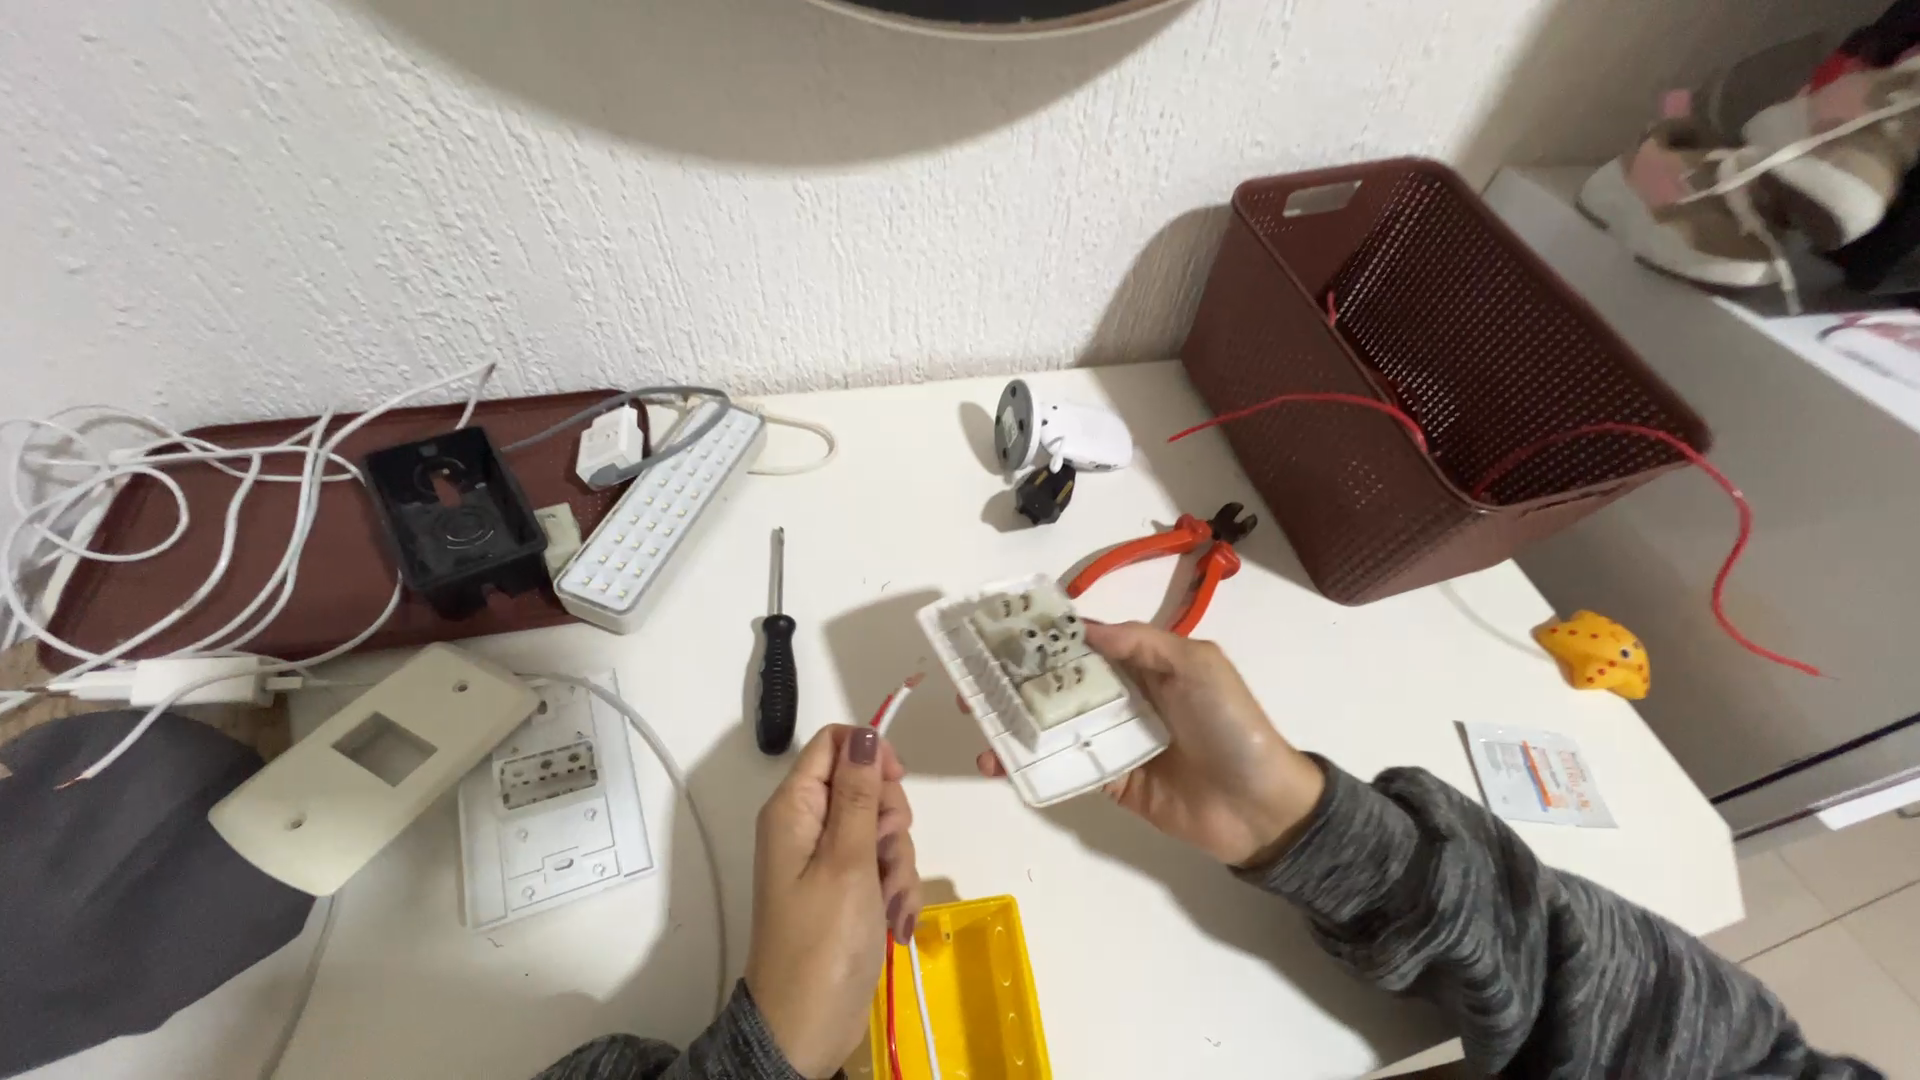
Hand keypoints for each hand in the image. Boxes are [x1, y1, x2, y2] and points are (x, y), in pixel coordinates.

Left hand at [746, 725, 921, 1077]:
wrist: (806, 1029)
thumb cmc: (823, 942)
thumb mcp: (847, 861)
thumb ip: (859, 793)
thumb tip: (866, 732)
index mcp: (795, 808)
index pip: (833, 743)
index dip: (870, 752)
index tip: (897, 781)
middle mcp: (809, 824)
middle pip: (865, 784)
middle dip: (890, 817)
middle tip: (886, 852)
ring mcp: (829, 857)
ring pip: (880, 825)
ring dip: (897, 859)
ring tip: (890, 900)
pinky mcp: (847, 886)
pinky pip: (882, 862)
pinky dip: (895, 885)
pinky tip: (895, 918)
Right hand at [976, 622, 1326, 866]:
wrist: (1260, 807)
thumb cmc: (1230, 724)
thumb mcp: (1196, 664)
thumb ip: (1141, 642)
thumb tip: (1084, 630)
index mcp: (1140, 664)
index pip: (1082, 642)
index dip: (1043, 635)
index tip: (1000, 631)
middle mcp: (1119, 697)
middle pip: (1056, 682)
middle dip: (1014, 678)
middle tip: (972, 677)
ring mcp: (1109, 740)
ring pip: (1050, 724)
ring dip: (1010, 721)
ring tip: (975, 717)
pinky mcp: (1105, 779)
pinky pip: (1060, 768)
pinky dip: (1025, 766)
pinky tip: (995, 764)